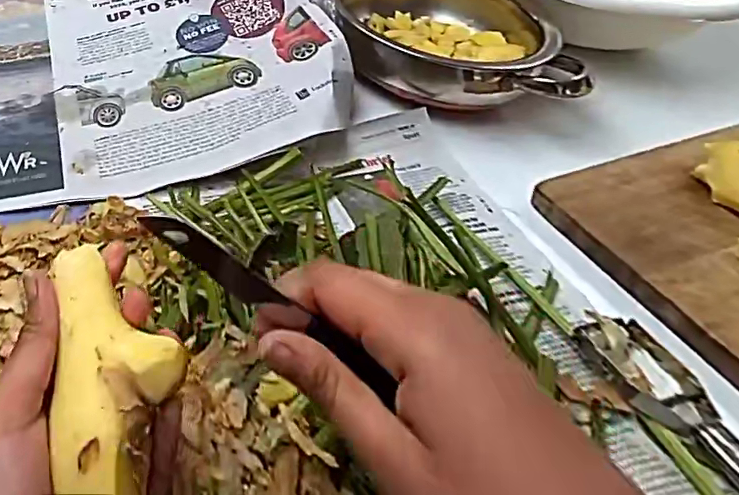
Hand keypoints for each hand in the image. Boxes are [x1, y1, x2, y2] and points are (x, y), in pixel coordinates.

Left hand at [0, 242, 179, 494]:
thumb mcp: (7, 412)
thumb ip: (32, 351)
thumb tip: (41, 280)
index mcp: (43, 395)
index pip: (71, 333)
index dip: (90, 292)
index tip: (109, 255)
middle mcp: (79, 419)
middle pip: (111, 360)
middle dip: (128, 319)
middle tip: (139, 284)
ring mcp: (111, 457)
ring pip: (142, 401)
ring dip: (154, 360)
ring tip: (159, 322)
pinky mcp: (139, 490)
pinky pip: (164, 459)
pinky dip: (174, 425)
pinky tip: (177, 391)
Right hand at [255, 262, 639, 494]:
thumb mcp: (397, 459)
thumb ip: (329, 386)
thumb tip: (266, 337)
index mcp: (416, 326)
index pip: (322, 278)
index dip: (280, 298)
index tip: (259, 339)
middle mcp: (438, 308)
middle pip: (346, 278)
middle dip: (306, 307)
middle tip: (285, 357)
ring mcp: (464, 324)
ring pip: (373, 293)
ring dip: (338, 319)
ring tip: (326, 373)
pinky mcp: (479, 345)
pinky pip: (405, 313)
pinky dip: (372, 330)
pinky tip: (375, 379)